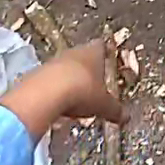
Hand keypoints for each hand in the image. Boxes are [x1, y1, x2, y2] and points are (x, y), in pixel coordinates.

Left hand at [0, 40, 123, 139]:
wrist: (45, 93)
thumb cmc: (83, 91)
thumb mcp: (104, 105)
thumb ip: (115, 110)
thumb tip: (126, 117)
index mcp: (94, 52)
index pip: (103, 46)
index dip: (107, 55)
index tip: (110, 63)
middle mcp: (74, 51)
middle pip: (83, 56)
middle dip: (88, 70)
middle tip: (95, 85)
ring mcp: (54, 61)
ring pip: (66, 68)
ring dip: (71, 80)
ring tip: (77, 99)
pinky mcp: (38, 73)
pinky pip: (51, 80)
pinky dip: (56, 90)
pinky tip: (59, 104)